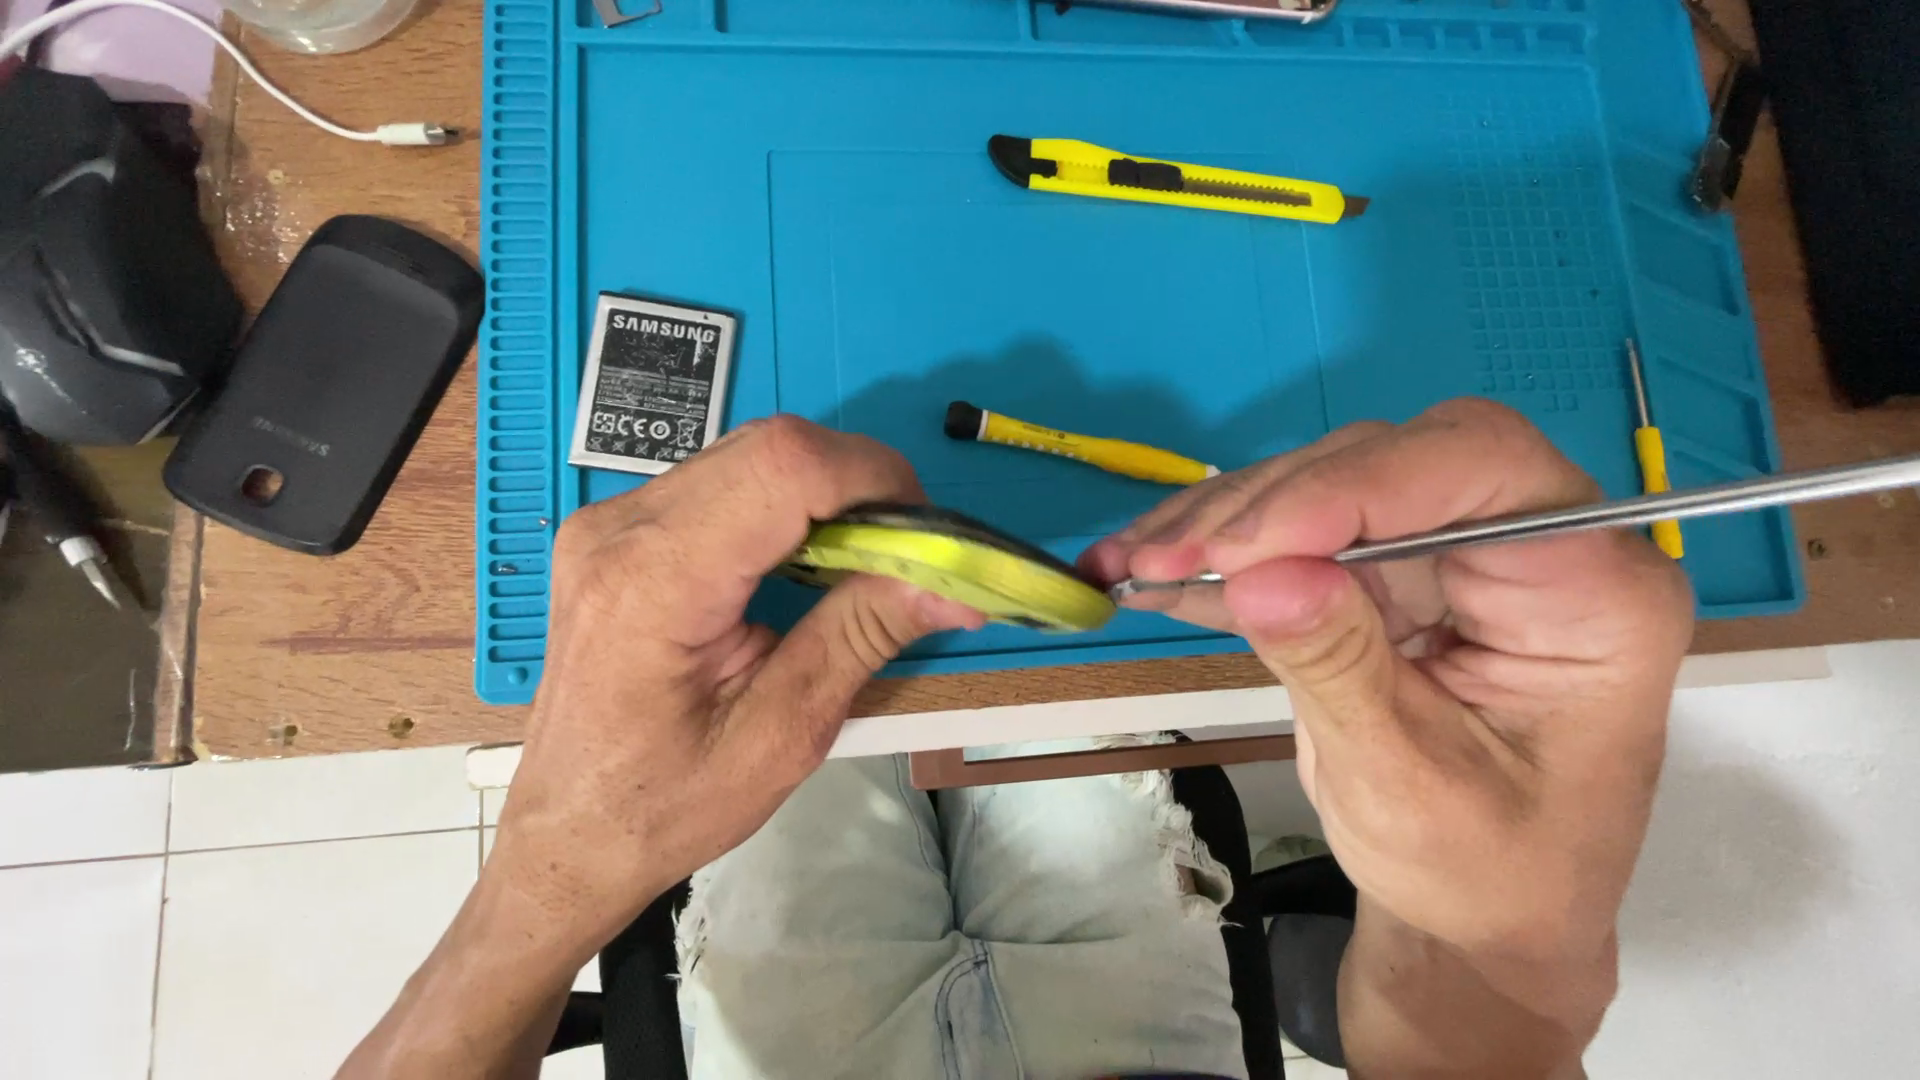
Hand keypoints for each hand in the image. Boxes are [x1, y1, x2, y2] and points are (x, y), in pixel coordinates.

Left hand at [491, 416, 982, 958]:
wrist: (569, 833)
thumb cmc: (666, 804)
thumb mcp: (783, 733)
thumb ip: (863, 635)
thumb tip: (951, 582)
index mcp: (655, 578)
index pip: (783, 466)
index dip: (874, 477)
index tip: (924, 535)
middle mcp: (621, 527)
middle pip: (772, 447)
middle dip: (860, 486)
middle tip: (902, 554)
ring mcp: (613, 521)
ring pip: (752, 456)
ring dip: (827, 495)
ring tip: (859, 565)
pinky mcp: (621, 529)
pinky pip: (726, 482)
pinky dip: (789, 507)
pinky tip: (806, 563)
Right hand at [1082, 400, 1691, 998]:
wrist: (1469, 907)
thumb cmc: (1478, 867)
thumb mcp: (1409, 785)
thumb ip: (1341, 671)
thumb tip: (1259, 577)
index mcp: (1585, 591)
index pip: (1479, 468)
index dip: (1352, 486)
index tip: (1241, 549)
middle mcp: (1516, 545)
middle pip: (1379, 463)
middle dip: (1261, 508)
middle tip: (1162, 561)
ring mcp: (1437, 554)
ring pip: (1314, 488)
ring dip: (1214, 524)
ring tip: (1131, 566)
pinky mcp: (1371, 574)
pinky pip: (1284, 540)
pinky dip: (1209, 555)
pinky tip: (1138, 570)